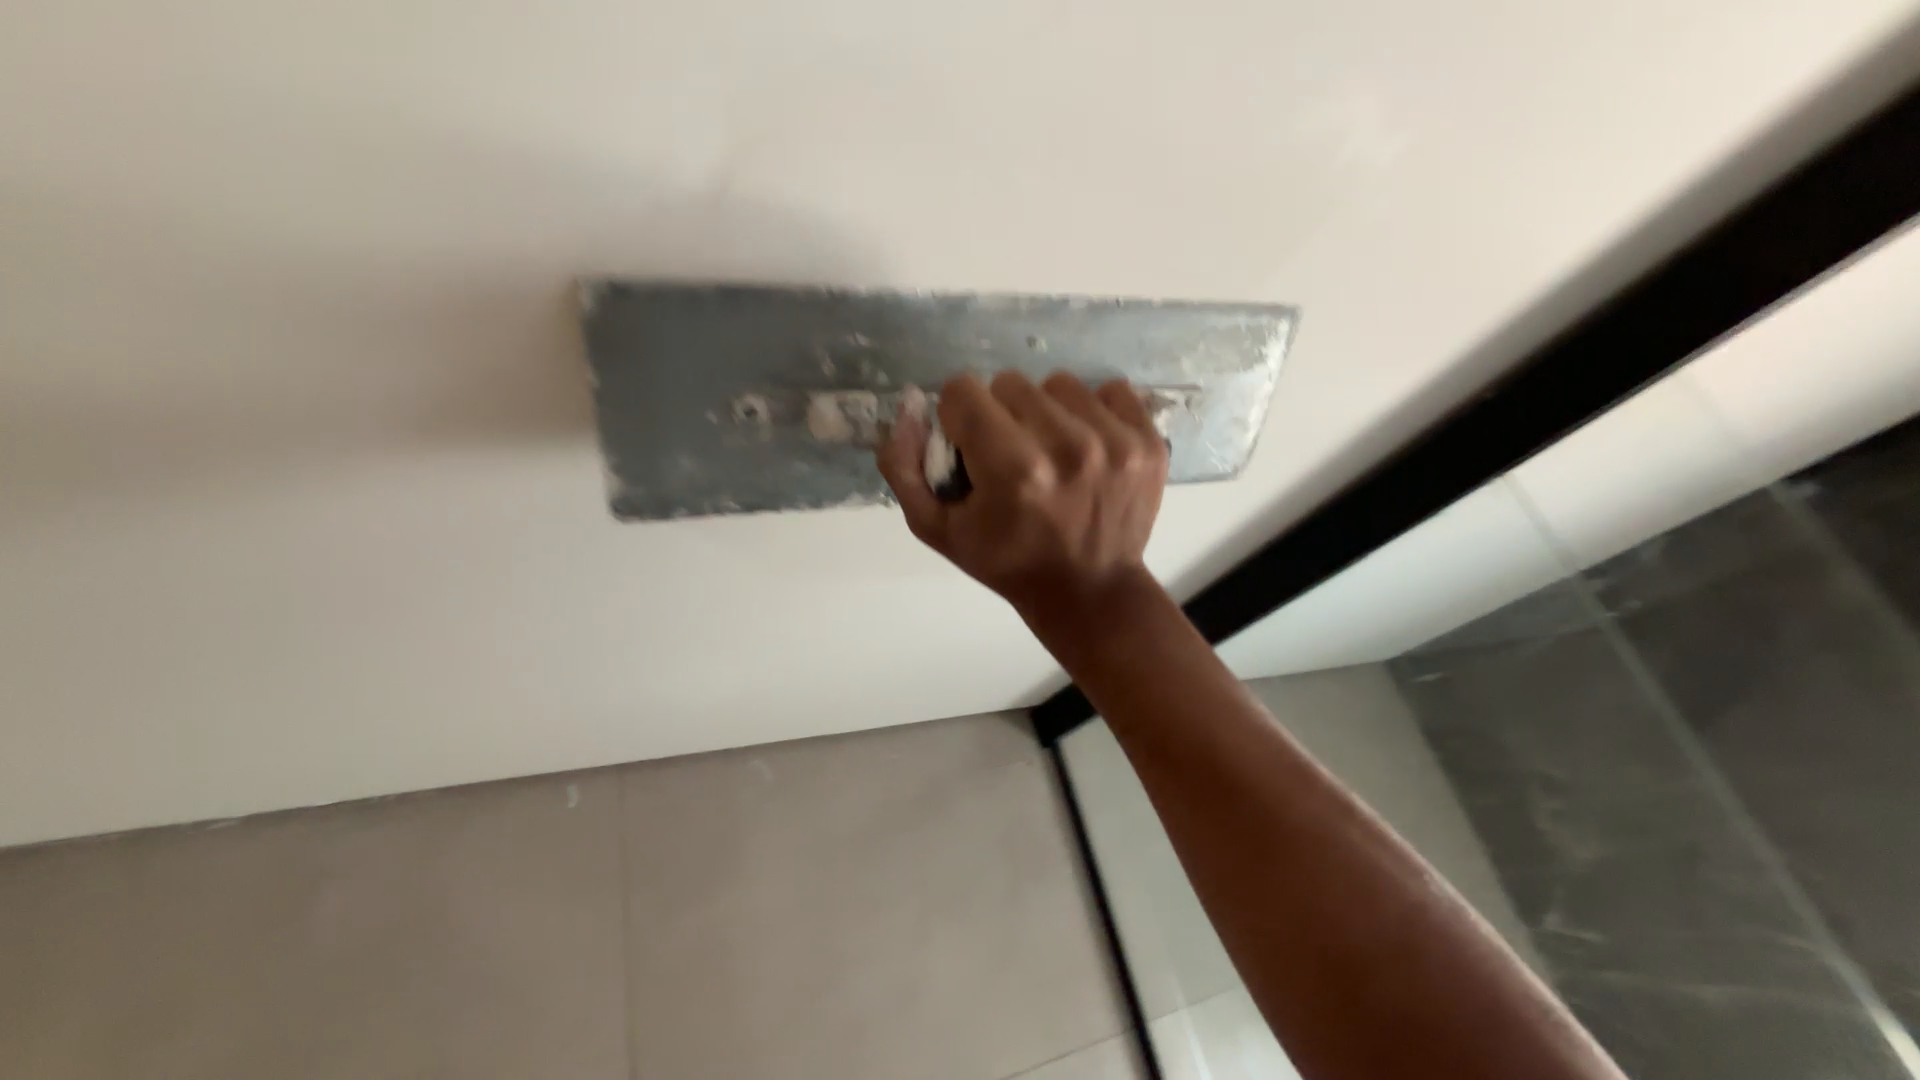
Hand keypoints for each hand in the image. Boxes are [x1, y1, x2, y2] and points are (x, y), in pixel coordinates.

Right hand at [877, 371, 1168, 621]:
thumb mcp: (936, 529)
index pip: (963, 391)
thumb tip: (909, 407)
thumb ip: (903, 466)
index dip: (958, 420)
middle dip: (1000, 416)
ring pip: (1058, 383)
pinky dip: (1095, 412)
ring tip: (1050, 454)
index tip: (972, 450)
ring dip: (1046, 412)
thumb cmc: (1006, 562)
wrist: (1088, 592)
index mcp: (1013, 468)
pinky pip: (1111, 390)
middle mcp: (1067, 446)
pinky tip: (1089, 448)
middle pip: (1009, 383)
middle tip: (1011, 458)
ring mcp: (1115, 442)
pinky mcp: (1148, 441)